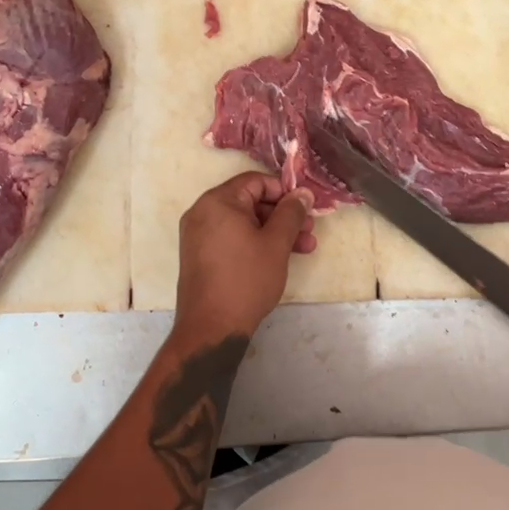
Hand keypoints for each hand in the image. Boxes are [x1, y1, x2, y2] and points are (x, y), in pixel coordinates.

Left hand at [174, 172, 315, 341]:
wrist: (211, 327)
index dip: (284, 192)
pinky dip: (255, 242)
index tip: (307, 207)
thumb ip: (291, 213)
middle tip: (310, 229)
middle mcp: (202, 212)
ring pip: (243, 222)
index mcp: (217, 201)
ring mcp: (198, 234)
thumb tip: (303, 192)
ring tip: (305, 247)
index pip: (256, 181)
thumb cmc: (246, 280)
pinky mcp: (200, 255)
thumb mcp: (275, 244)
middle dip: (282, 215)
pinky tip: (279, 257)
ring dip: (273, 231)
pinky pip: (231, 237)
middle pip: (249, 201)